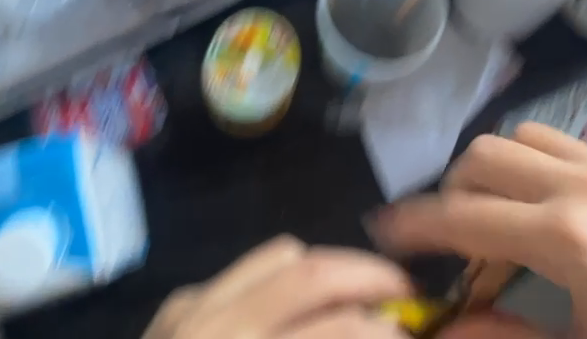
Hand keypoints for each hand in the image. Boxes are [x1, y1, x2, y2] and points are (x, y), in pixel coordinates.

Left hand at [144, 235, 412, 338]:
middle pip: (307, 270)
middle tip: (402, 294)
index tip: (411, 331)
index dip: (380, 327)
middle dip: (365, 275)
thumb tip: (376, 337)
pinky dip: (277, 284)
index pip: (333, 329)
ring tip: (350, 299)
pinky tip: (288, 317)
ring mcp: (191, 306)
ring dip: (324, 272)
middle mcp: (215, 324)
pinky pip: (240, 272)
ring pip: (277, 256)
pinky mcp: (176, 305)